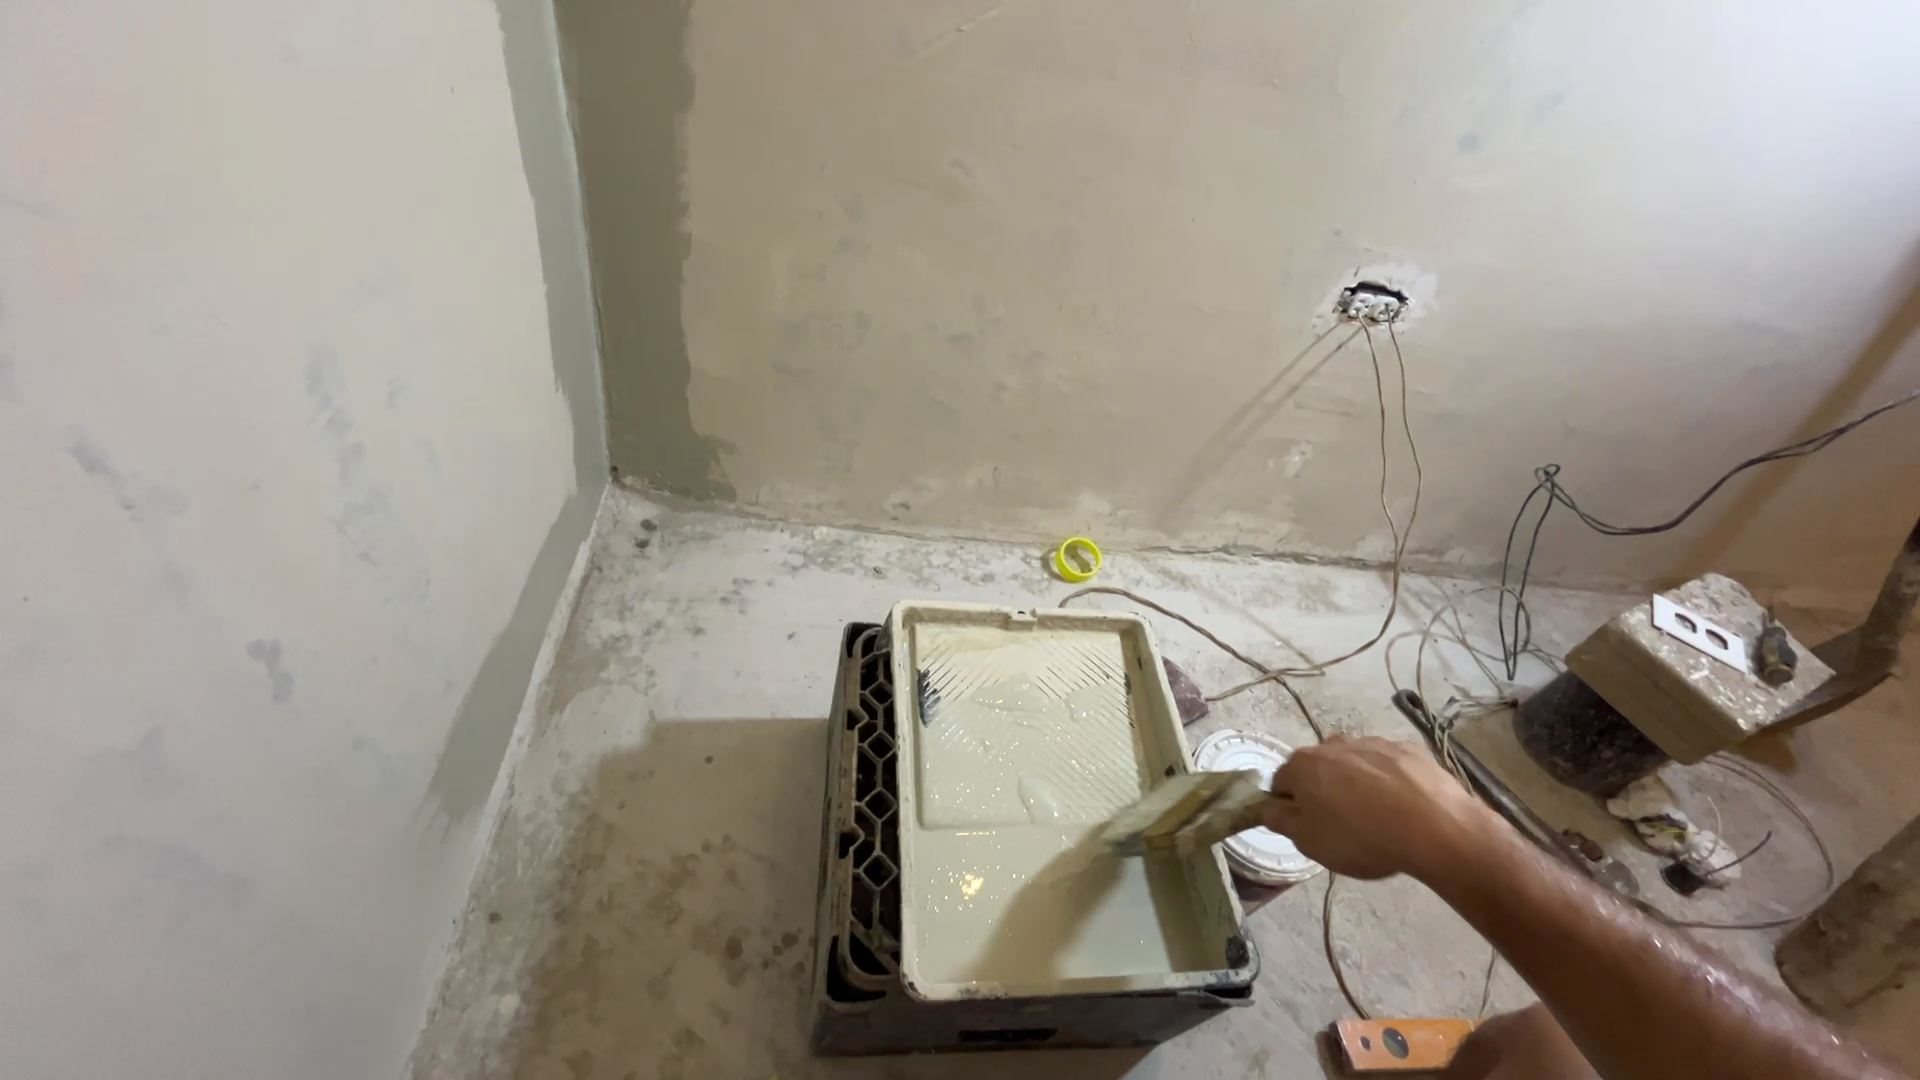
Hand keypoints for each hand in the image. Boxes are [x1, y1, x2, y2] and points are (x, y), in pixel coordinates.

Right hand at [1262, 735, 1494, 880]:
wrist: (1438, 829)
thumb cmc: (1362, 838)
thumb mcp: (1310, 842)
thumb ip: (1281, 821)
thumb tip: (1267, 808)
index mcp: (1302, 765)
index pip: (1281, 782)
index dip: (1291, 805)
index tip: (1309, 827)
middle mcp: (1332, 745)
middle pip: (1318, 768)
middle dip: (1324, 791)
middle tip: (1343, 825)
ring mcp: (1372, 743)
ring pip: (1354, 764)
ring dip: (1357, 784)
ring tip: (1379, 818)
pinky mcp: (1408, 749)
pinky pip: (1389, 766)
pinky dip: (1391, 781)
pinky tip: (1406, 807)